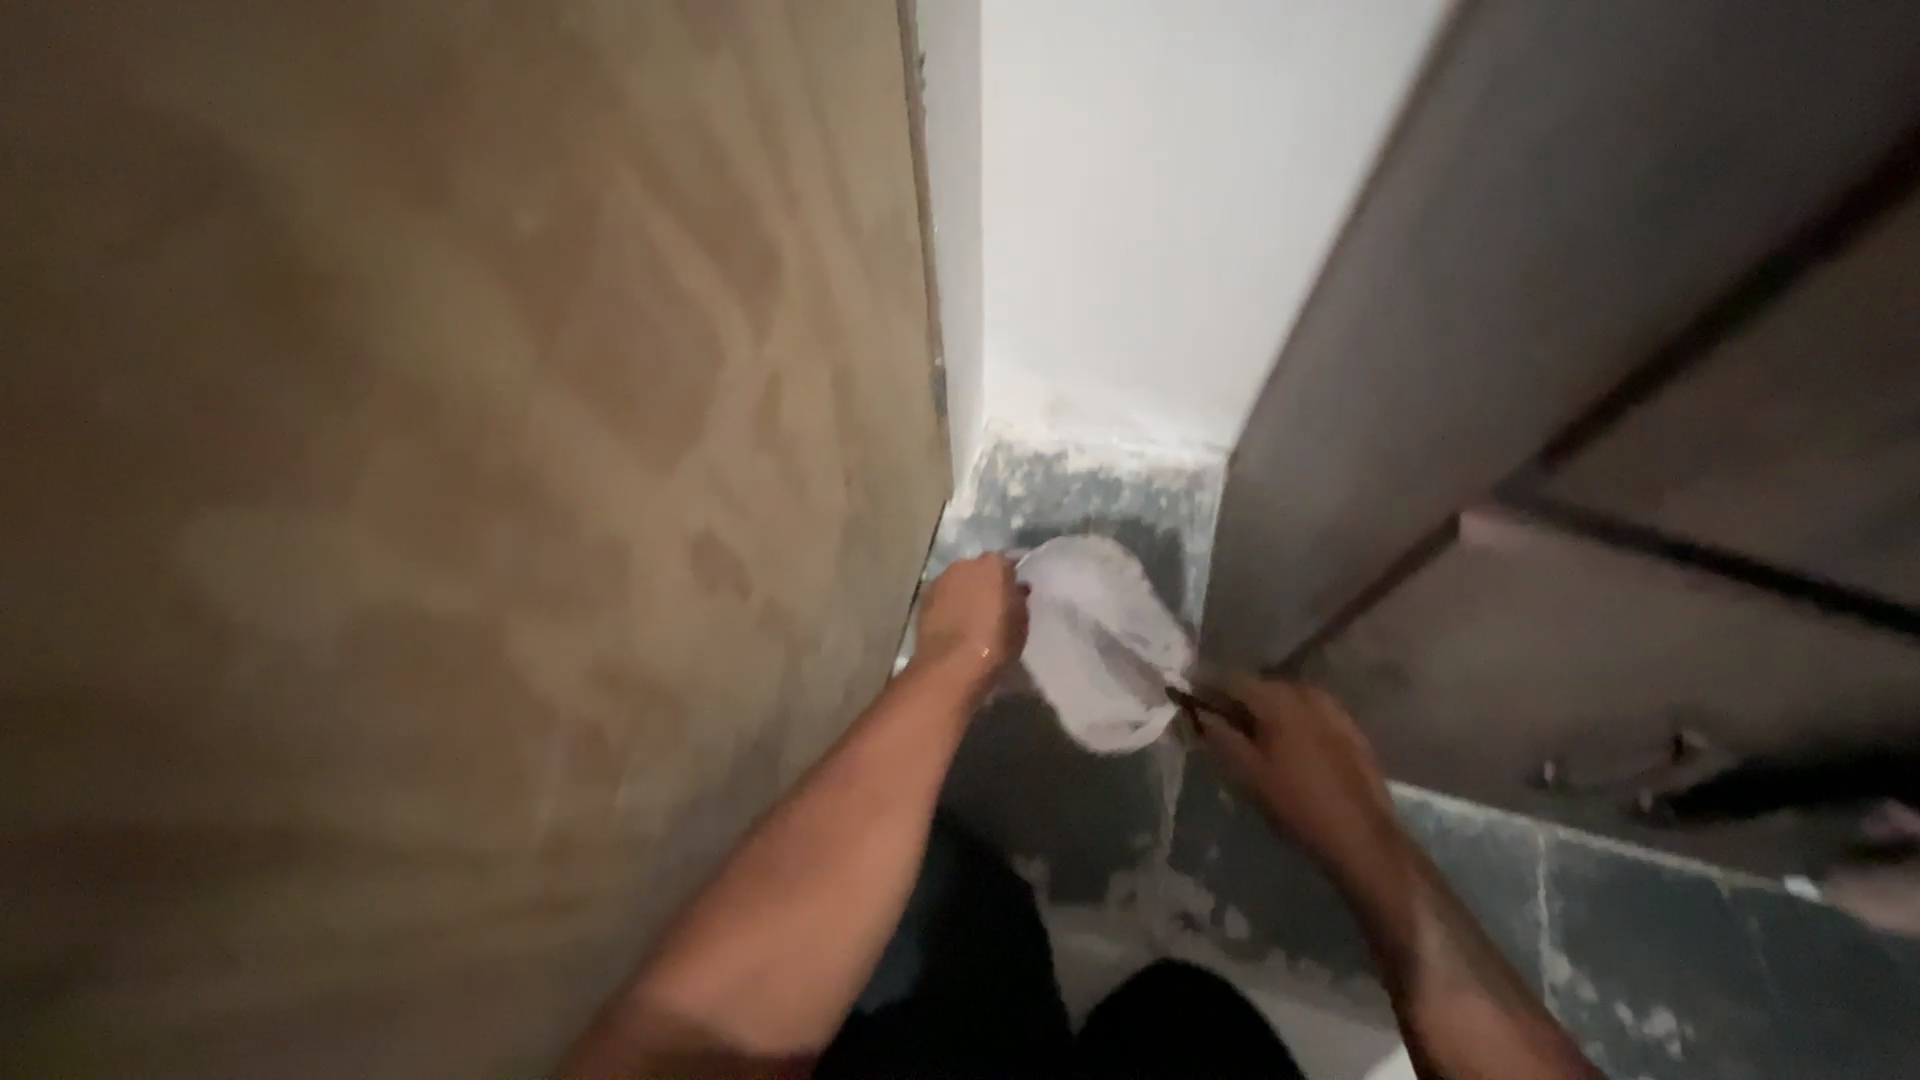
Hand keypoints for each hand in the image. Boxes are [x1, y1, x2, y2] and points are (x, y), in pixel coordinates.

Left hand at [914, 554, 1028, 677]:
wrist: (952, 665)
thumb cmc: (996, 642)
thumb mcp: (1021, 622)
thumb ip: (1019, 599)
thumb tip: (1017, 589)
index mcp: (993, 565)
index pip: (1006, 563)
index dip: (1010, 577)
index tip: (1015, 590)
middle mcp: (964, 564)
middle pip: (978, 569)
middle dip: (985, 582)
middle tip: (992, 603)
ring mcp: (940, 580)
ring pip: (957, 581)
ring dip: (964, 592)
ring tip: (971, 614)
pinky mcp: (923, 599)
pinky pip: (942, 597)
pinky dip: (948, 605)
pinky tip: (953, 623)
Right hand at [1190, 675, 1404, 878]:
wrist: (1362, 836)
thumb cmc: (1296, 803)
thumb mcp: (1248, 772)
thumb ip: (1220, 736)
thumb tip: (1198, 713)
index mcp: (1278, 699)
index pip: (1231, 679)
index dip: (1207, 686)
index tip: (1189, 697)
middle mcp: (1306, 693)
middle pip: (1261, 687)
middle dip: (1237, 700)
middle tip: (1219, 722)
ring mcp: (1333, 709)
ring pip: (1287, 700)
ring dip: (1266, 711)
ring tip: (1253, 737)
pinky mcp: (1350, 728)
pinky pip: (1310, 714)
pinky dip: (1291, 721)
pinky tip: (1288, 747)